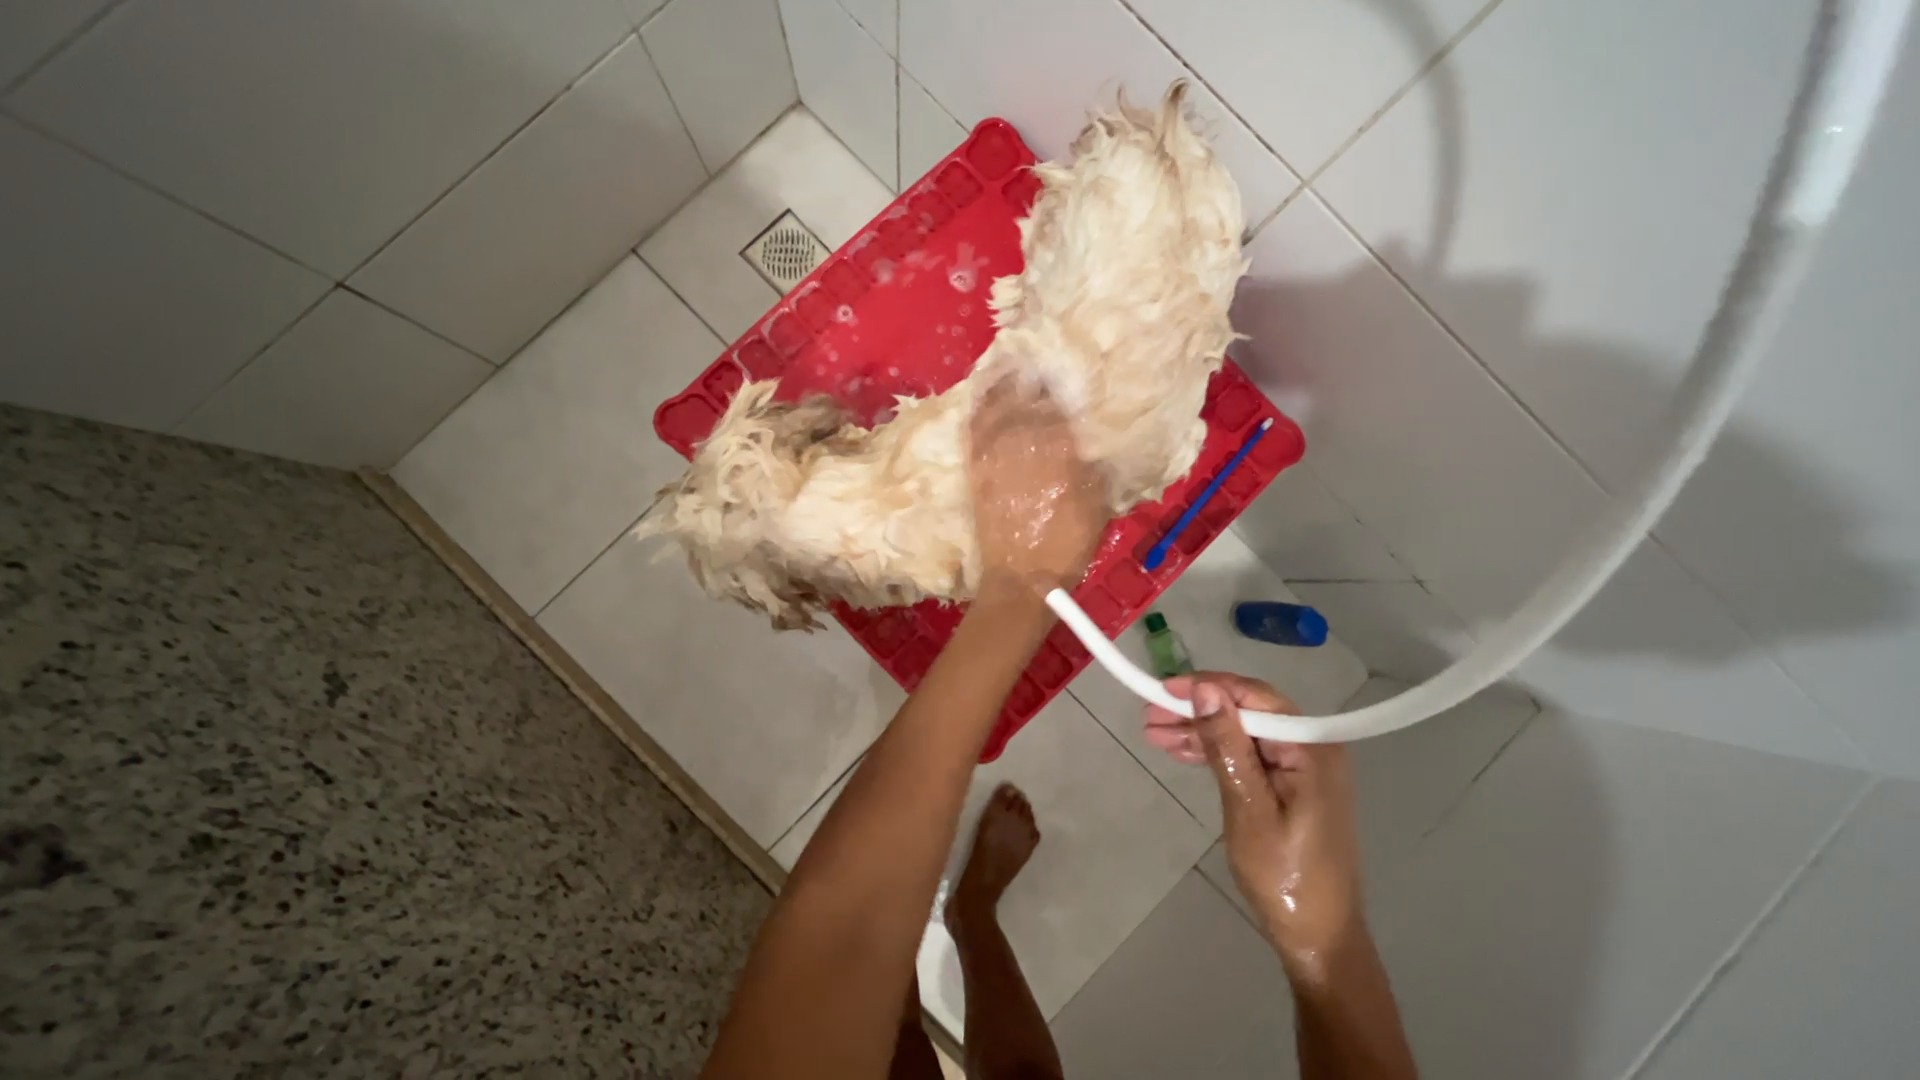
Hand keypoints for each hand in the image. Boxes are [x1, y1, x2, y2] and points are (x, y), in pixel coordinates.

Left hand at [967, 378, 1108, 597]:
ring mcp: (995, 456)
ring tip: (1009, 366)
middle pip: (1026, 399)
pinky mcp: (975, 470)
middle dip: (1031, 378)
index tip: (1065, 368)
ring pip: (997, 408)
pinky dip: (978, 409)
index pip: (1060, 405)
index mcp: (1060, 449)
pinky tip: (983, 395)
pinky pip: (974, 429)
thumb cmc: (1066, 547)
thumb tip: (1093, 441)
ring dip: (1003, 385)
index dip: (1061, 385)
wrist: (1022, 581)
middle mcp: (1025, 444)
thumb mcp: (1097, 506)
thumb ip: (1095, 468)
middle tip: (1036, 360)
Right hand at [1143, 673, 1364, 969]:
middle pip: (1248, 712)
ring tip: (1154, 735)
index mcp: (1311, 748)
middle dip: (1198, 710)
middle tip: (1149, 717)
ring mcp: (1304, 769)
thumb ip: (1227, 747)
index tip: (1162, 690)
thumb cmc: (1284, 876)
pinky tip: (1183, 753)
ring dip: (1201, 732)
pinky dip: (1217, 753)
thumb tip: (1205, 690)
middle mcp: (1313, 748)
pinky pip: (1250, 755)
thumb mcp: (1248, 808)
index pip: (1255, 697)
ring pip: (1245, 733)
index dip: (1207, 687)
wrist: (1318, 937)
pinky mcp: (1293, 788)